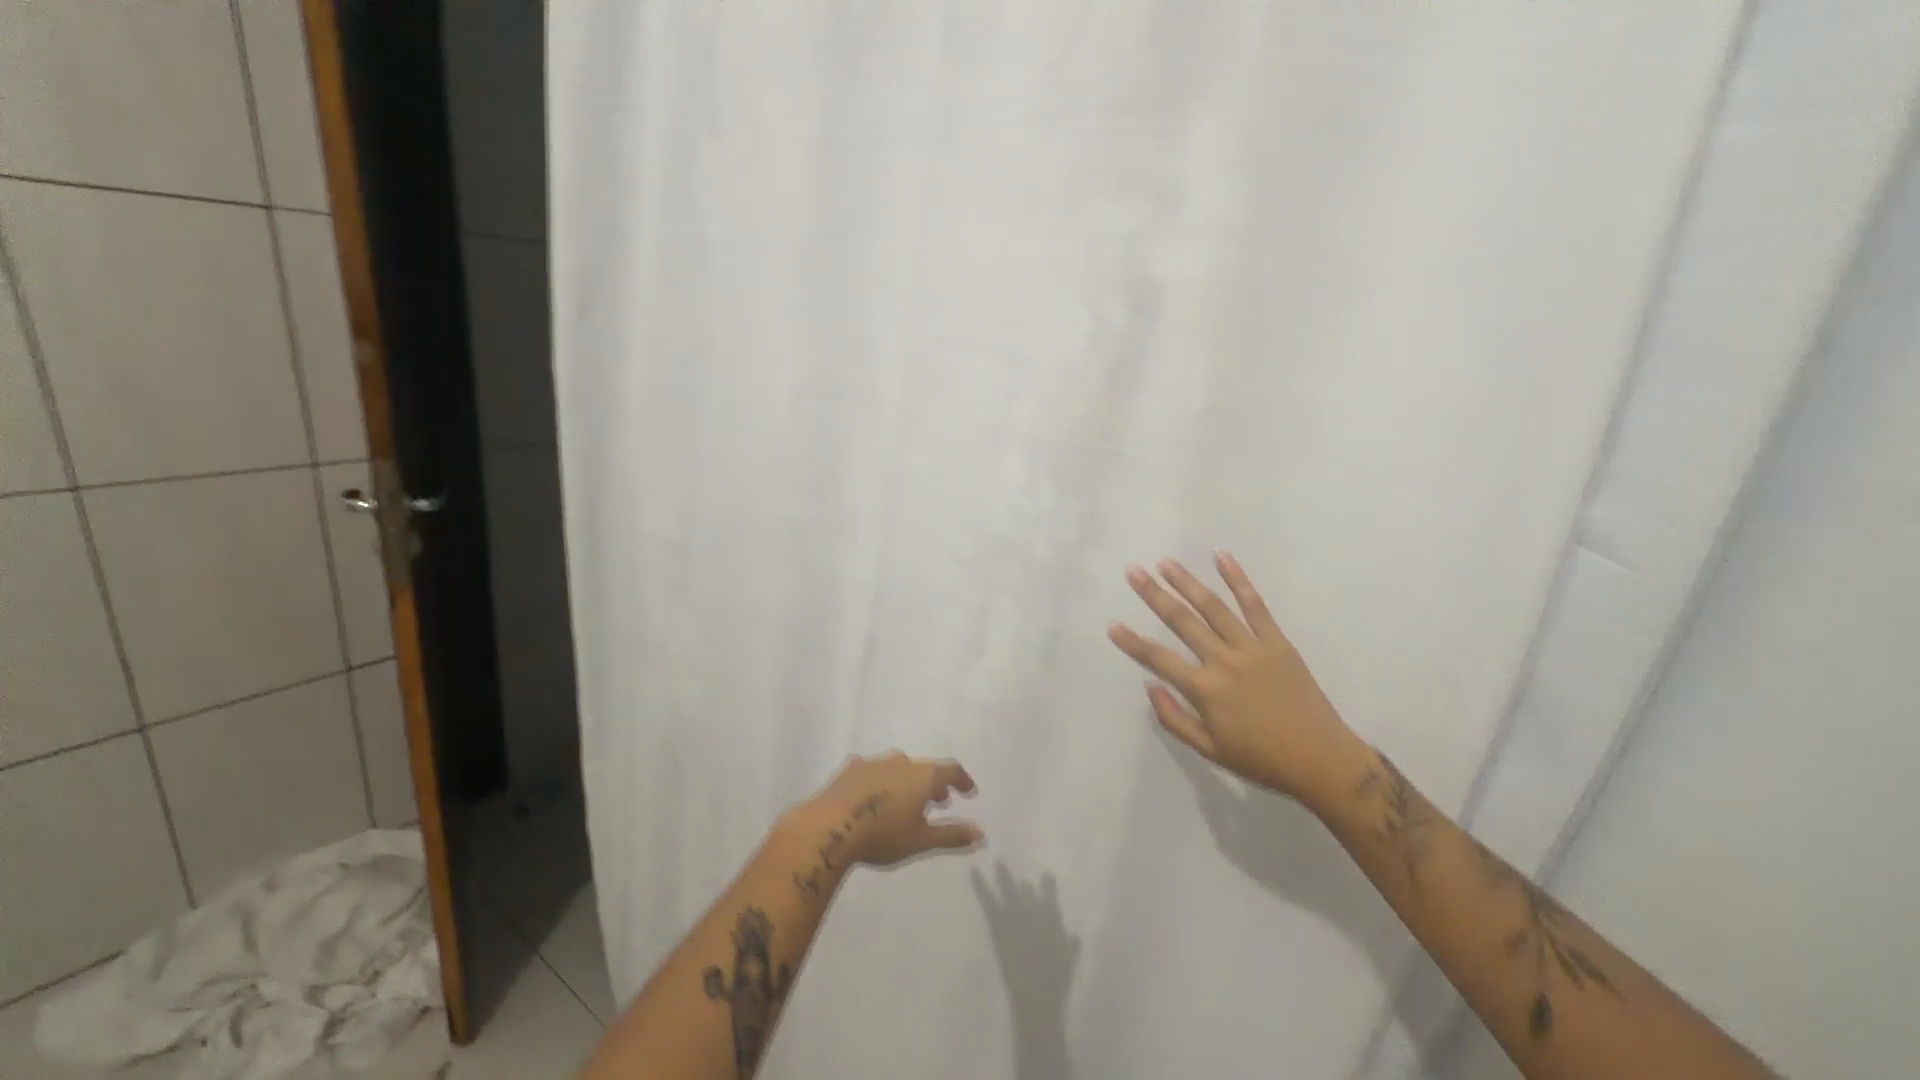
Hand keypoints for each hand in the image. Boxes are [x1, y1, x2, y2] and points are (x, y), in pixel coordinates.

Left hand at [792, 752, 982, 867]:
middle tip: (939, 801)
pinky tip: (875, 798)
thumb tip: (981, 833)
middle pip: (924, 768)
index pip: (951, 770)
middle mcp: (900, 762)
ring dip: (908, 782)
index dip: (962, 780)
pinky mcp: (849, 769)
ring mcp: (873, 763)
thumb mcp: (921, 840)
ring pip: (899, 768)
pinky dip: (883, 782)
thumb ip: (952, 835)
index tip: (968, 792)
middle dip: (934, 784)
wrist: (828, 828)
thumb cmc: (882, 835)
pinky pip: (874, 772)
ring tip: (907, 801)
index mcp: (922, 775)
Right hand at [1108, 552, 1366, 803]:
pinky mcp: (1277, 641)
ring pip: (1213, 607)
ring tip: (1166, 562)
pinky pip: (1255, 605)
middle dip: (1155, 595)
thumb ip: (1174, 718)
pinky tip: (1221, 558)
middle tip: (1134, 571)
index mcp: (1205, 690)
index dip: (1132, 642)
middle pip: (1182, 621)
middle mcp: (1224, 661)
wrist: (1319, 758)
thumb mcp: (1209, 750)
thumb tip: (1149, 686)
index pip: (1158, 659)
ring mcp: (1252, 647)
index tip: (1112, 625)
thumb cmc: (1260, 758)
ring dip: (1188, 582)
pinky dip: (1238, 580)